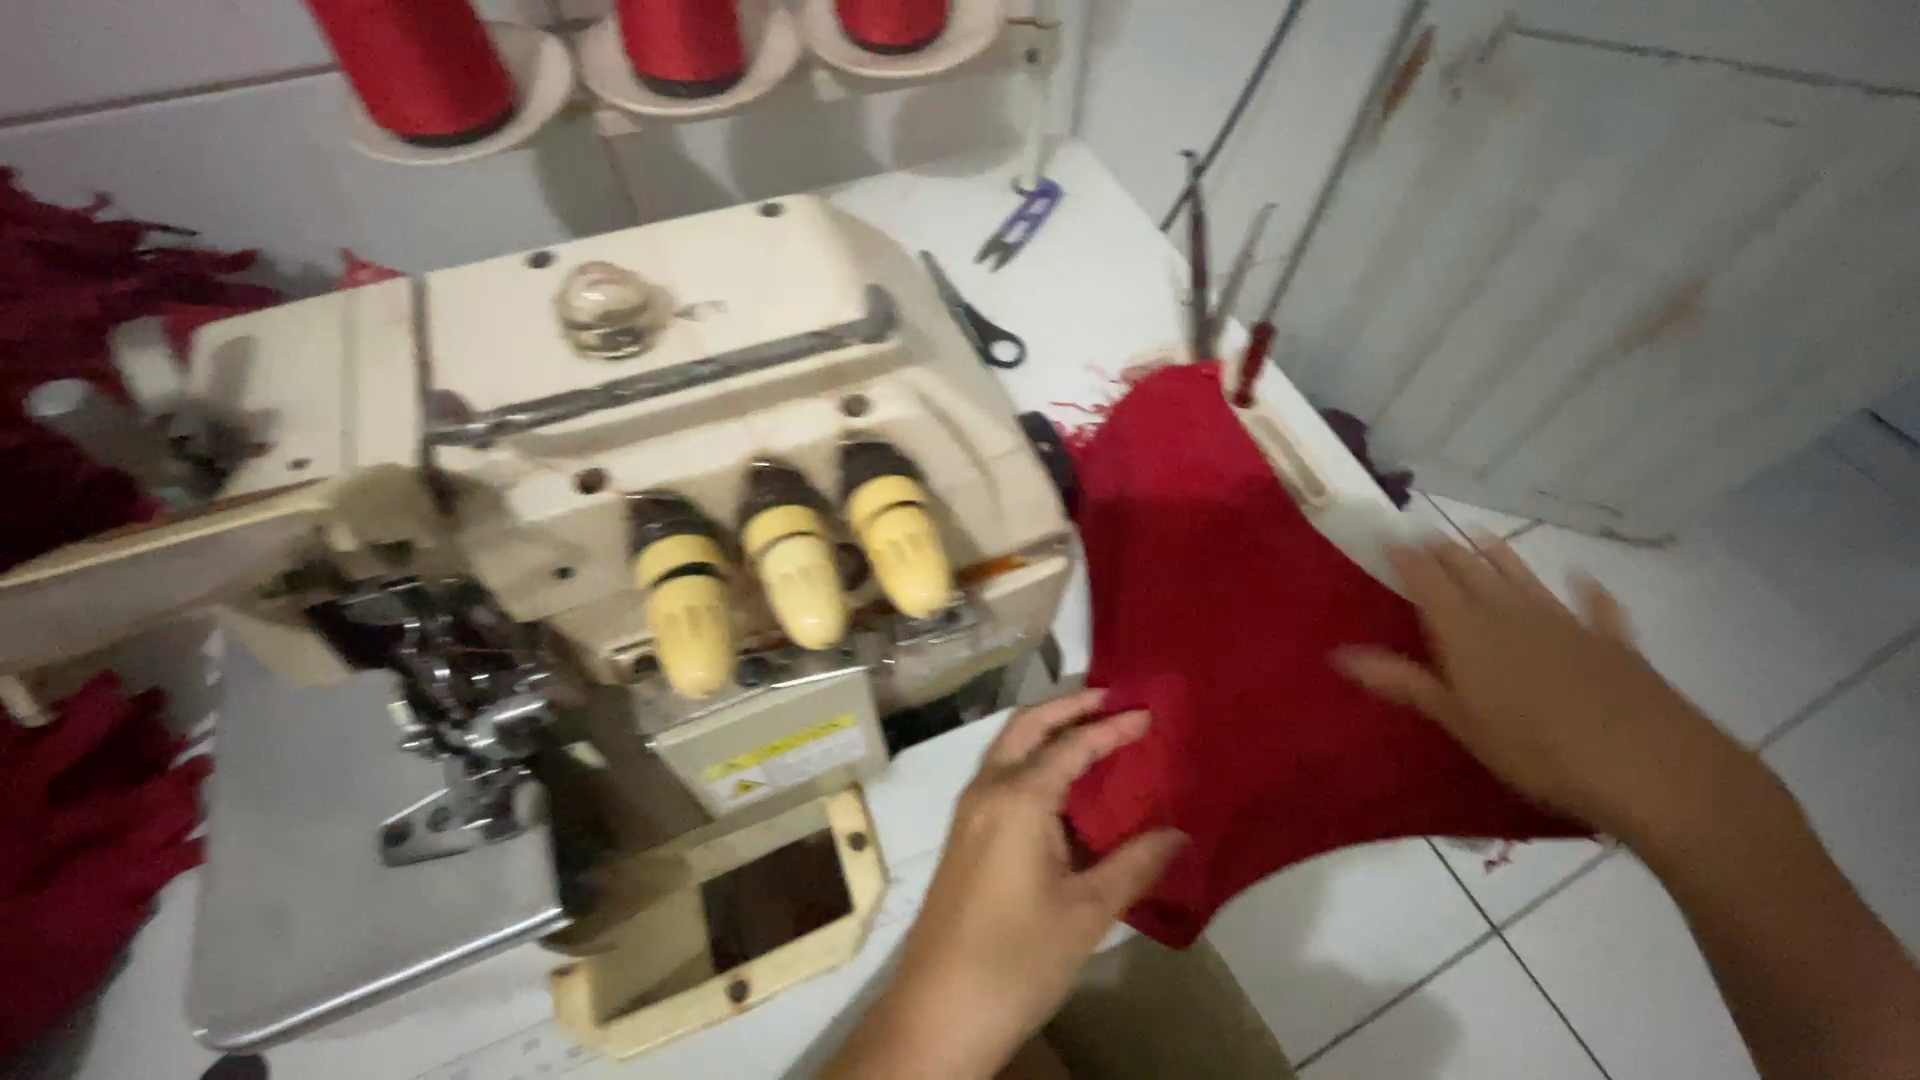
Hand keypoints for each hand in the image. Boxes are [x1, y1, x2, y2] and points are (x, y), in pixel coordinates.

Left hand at [827, 690, 1185, 1078]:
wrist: (939, 1009)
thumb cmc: (1018, 959)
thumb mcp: (1087, 912)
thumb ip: (1134, 864)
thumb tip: (1178, 833)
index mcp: (1018, 798)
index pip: (1071, 745)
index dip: (1112, 727)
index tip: (1149, 714)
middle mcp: (987, 790)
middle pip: (1027, 726)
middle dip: (1068, 706)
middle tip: (1112, 698)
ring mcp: (969, 811)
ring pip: (1008, 747)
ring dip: (1046, 729)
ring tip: (1090, 728)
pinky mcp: (964, 833)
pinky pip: (1000, 774)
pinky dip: (1032, 758)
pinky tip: (1061, 783)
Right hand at [1334, 538, 1758, 841]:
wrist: (1650, 765)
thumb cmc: (1536, 749)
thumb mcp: (1458, 719)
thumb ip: (1404, 681)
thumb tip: (1339, 653)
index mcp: (1468, 631)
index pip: (1428, 582)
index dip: (1407, 558)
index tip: (1388, 536)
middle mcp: (1512, 615)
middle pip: (1472, 573)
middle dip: (1446, 553)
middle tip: (1426, 535)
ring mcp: (1566, 624)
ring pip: (1524, 580)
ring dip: (1500, 558)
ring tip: (1481, 536)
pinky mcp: (1612, 644)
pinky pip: (1595, 610)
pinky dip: (1587, 594)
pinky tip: (1585, 581)